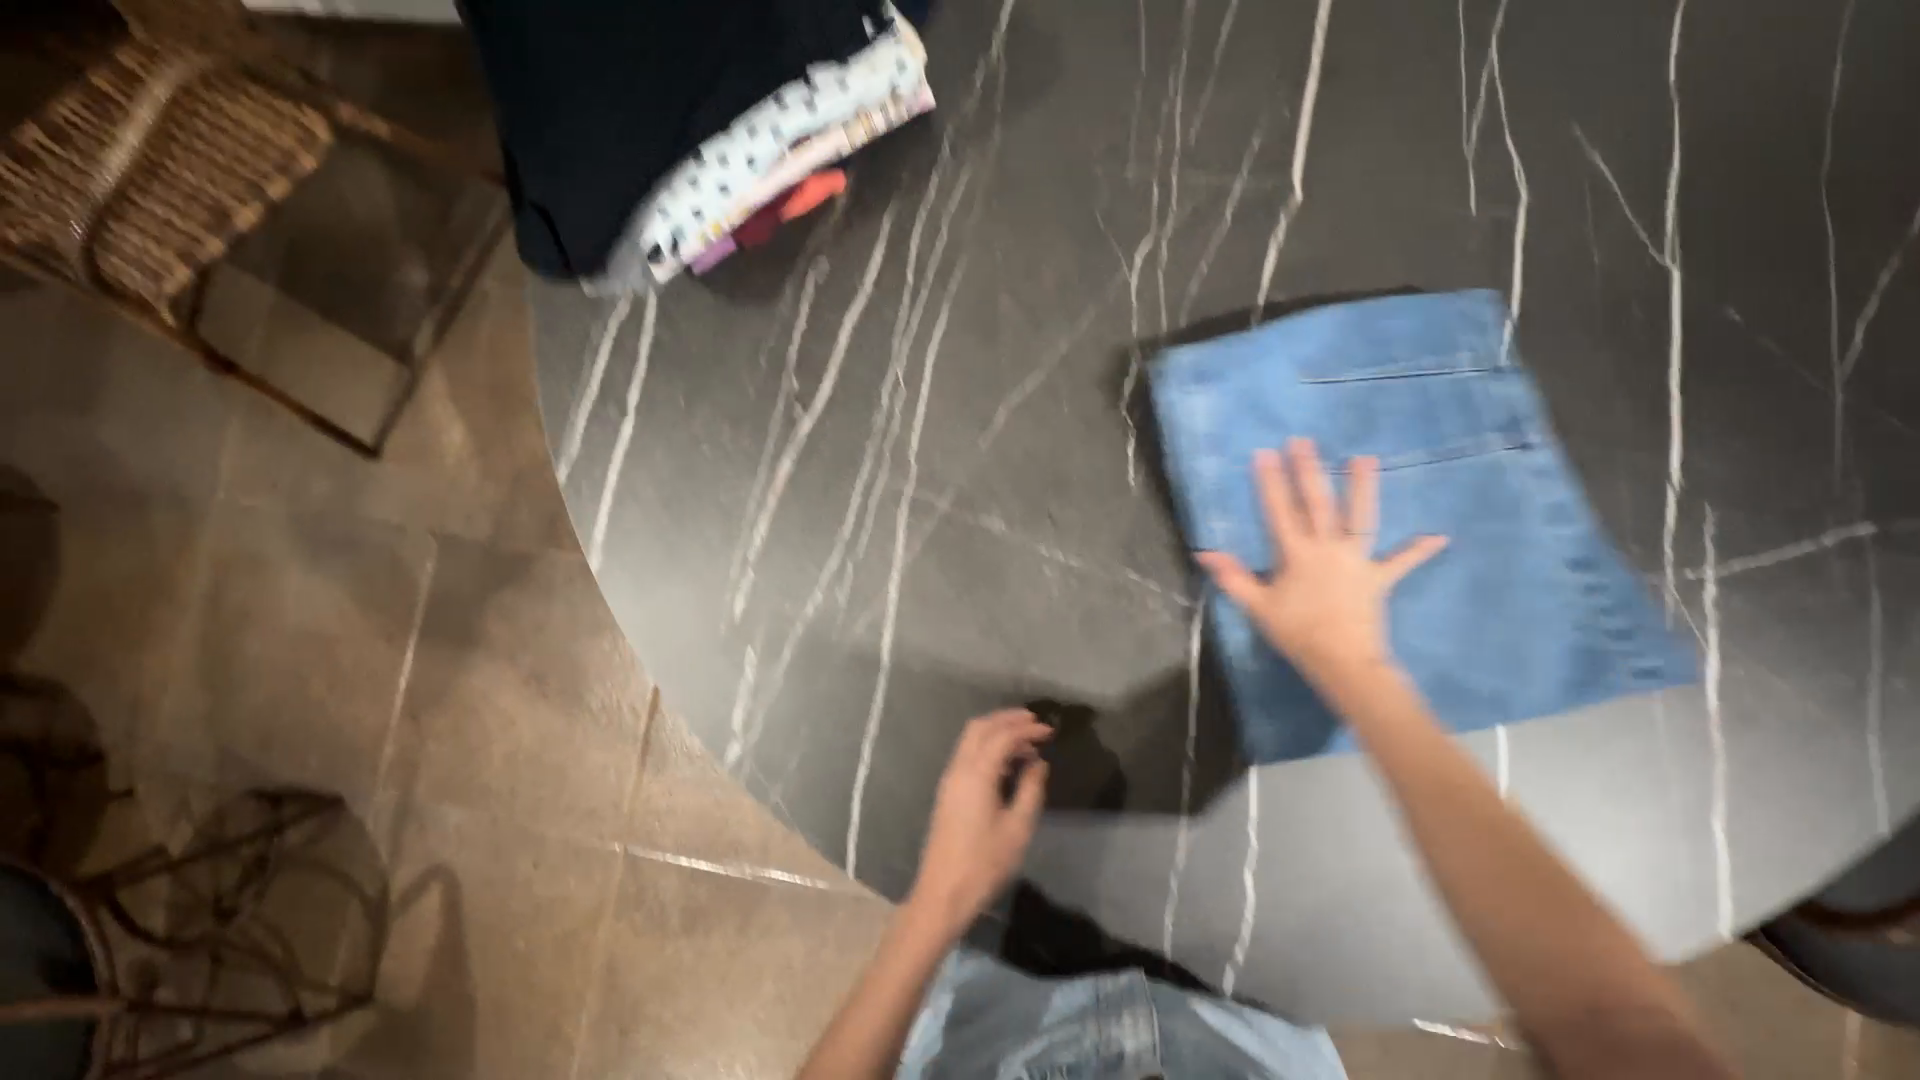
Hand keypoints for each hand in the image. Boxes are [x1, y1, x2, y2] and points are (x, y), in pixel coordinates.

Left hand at [907, 709, 1051, 937]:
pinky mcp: (948, 793)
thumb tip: (1038, 764)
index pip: (1002, 736)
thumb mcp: (1018, 828)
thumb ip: (1031, 790)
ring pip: (971, 740)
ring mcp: (949, 781)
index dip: (1026, 729)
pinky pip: (968, 756)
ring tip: (1026, 745)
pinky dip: (988, 749)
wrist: (943, 893)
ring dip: (997, 733)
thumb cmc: (985, 863)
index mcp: (976, 774)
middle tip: (1034, 723)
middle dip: (1007, 720)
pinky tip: (1008, 764)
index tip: (1049, 732)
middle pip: (980, 728)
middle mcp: (958, 769)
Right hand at [1196, 438, 1447, 689]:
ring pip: (1360, 518)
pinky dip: (1418, 551)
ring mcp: (1357, 561)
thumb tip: (1205, 551)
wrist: (1341, 661)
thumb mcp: (1257, 606)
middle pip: (1318, 504)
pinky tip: (1439, 537)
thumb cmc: (1297, 633)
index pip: (1280, 512)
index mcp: (1297, 555)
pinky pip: (1401, 563)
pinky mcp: (1379, 578)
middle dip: (1308, 471)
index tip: (1264, 454)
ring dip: (1363, 488)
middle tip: (1304, 442)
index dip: (1271, 483)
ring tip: (1365, 458)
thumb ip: (1233, 577)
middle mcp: (1328, 549)